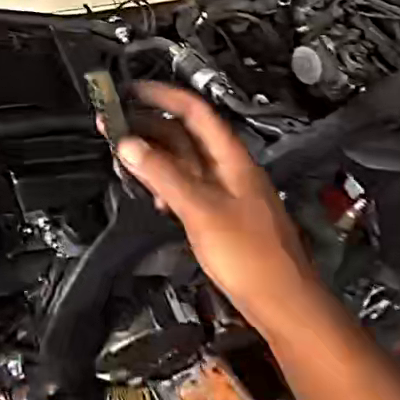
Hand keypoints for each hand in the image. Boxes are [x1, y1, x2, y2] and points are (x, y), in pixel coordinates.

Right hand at [116, 82, 311, 326]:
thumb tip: (130, 145)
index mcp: (230, 157)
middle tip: (115, 124)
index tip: (131, 92)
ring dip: (152, 153)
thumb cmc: (256, 260)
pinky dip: (162, 180)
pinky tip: (149, 190)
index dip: (161, 95)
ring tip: (123, 152)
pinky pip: (184, 183)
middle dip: (148, 125)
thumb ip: (162, 174)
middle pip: (183, 132)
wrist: (284, 307)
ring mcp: (223, 191)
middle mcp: (227, 168)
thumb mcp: (200, 209)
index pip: (193, 110)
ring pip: (181, 158)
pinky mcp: (218, 213)